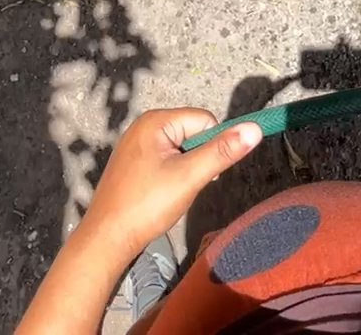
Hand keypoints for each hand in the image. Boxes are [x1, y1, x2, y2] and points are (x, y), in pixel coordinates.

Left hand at [74, 108, 261, 260]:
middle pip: (192, 133)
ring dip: (185, 170)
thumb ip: (222, 152)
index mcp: (156, 119)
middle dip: (197, 160)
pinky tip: (160, 196)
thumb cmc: (147, 205)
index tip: (200, 174)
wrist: (105, 239)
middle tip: (184, 186)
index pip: (204, 120)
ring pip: (180, 149)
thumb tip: (255, 128)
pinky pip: (165, 159)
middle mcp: (144, 124)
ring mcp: (136, 143)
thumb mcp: (189, 177)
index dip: (212, 147)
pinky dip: (171, 176)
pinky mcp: (132, 162)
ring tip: (170, 193)